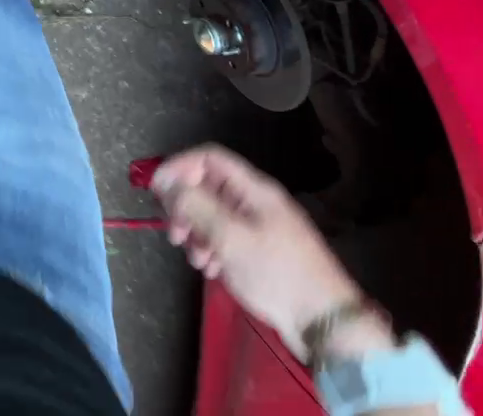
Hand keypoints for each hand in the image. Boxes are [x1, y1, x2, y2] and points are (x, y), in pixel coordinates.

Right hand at [152, 144, 373, 360]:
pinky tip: (211, 268)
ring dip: (195, 232)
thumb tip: (164, 180)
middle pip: (205, 186)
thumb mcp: (230, 237)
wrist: (324, 324)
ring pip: (210, 213)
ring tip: (197, 258)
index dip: (179, 167)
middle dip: (184, 207)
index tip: (158, 192)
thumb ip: (195, 204)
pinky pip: (222, 235)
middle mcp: (254, 202)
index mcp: (254, 190)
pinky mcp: (257, 249)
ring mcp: (257, 226)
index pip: (207, 158)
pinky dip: (210, 248)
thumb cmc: (277, 274)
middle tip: (175, 232)